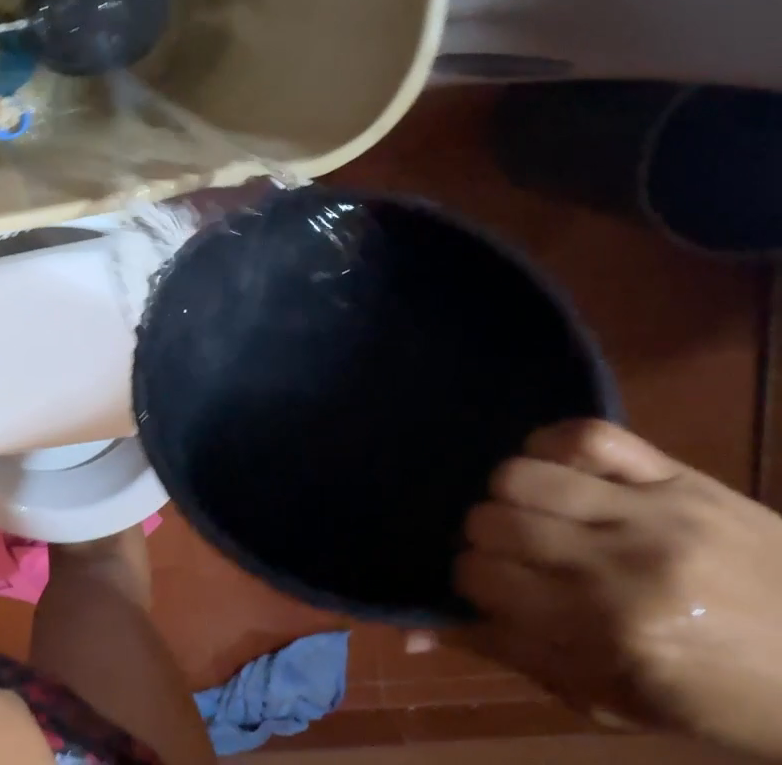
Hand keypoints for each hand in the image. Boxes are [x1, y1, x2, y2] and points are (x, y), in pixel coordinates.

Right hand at [454, 420, 781, 756]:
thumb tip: (408, 633)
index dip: (475, 586)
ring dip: (513, 497)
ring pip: (518, 475)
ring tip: (539, 516)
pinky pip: (585, 435)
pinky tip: (564, 475)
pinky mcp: (680, 478)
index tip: (499, 595)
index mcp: (608, 631)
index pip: (477, 577)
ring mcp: (654, 514)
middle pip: (487, 522)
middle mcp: (623, 566)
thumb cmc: (724, 699)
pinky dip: (555, 447)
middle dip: (488, 544)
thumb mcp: (615, 698)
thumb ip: (510, 654)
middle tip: (518, 559)